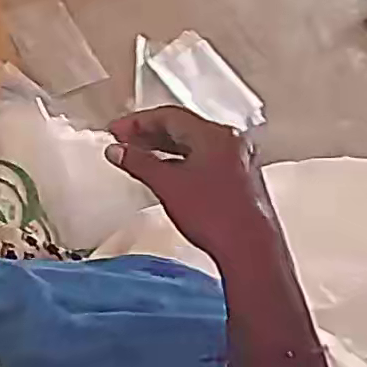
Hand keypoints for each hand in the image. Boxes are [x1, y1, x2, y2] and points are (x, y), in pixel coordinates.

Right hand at [104, 106, 273, 260]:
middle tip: (124, 139)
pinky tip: (164, 172)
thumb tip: (118, 150)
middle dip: (149, 133)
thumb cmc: (217, 216)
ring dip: (163, 147)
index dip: (138, 122)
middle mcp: (230, 143)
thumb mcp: (166, 184)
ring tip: (138, 154)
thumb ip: (138, 162)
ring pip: (193, 144)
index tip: (118, 130)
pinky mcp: (238, 179)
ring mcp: (237, 161)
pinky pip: (203, 159)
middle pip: (182, 127)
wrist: (249, 250)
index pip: (169, 116)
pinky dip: (179, 161)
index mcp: (215, 135)